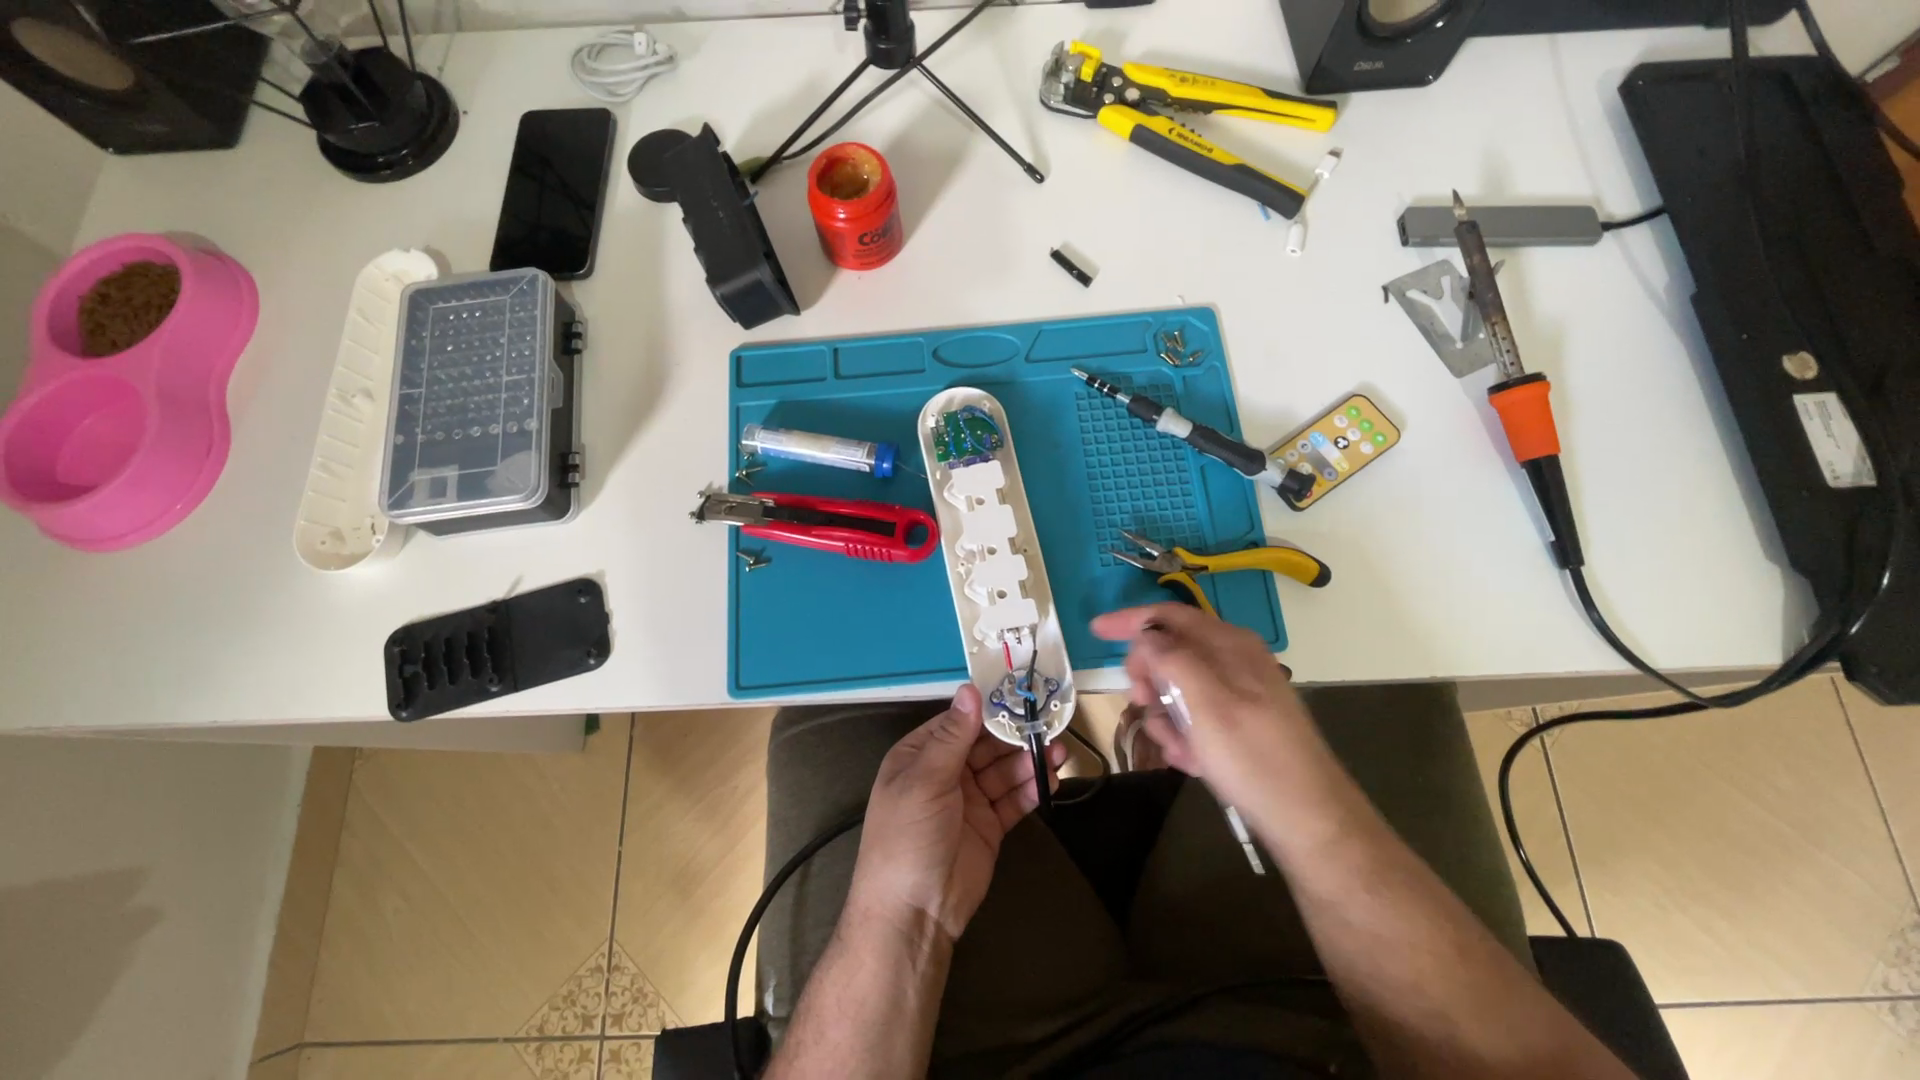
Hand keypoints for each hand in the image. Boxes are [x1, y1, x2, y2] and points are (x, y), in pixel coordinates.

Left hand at [845, 684, 1065, 949]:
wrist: (913, 911)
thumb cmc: (908, 836)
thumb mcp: (925, 780)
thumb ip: (953, 737)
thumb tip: (969, 689)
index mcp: (919, 756)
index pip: (958, 722)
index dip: (988, 709)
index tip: (1021, 693)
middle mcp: (944, 773)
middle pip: (986, 745)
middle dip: (1016, 735)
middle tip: (1051, 723)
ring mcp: (968, 801)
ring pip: (1004, 771)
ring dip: (1029, 760)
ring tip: (1059, 751)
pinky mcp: (989, 826)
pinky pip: (1014, 799)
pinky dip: (1032, 788)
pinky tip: (1052, 779)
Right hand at [1092, 603, 1326, 811]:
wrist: (1307, 817)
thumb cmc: (1254, 757)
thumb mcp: (1206, 704)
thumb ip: (1172, 660)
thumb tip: (1145, 636)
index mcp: (1229, 644)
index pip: (1169, 616)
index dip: (1129, 620)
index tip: (1095, 631)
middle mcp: (1234, 659)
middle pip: (1170, 652)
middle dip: (1149, 680)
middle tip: (1142, 704)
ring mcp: (1239, 691)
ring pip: (1178, 689)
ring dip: (1166, 717)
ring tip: (1179, 750)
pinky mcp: (1240, 722)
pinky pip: (1195, 716)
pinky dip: (1185, 735)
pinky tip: (1193, 761)